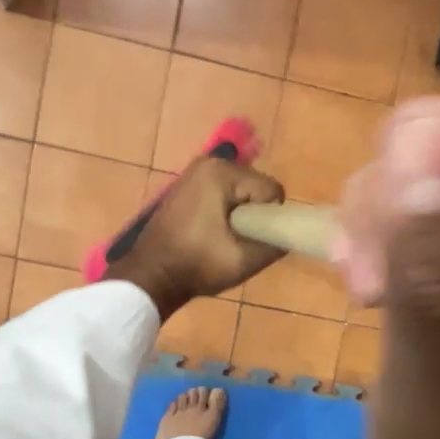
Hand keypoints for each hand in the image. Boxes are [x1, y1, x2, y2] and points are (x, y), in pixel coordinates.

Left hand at [103, 157, 286, 317]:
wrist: (153, 275)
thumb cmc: (198, 265)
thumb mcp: (246, 260)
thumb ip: (276, 245)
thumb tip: (287, 236)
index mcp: (222, 172)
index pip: (271, 190)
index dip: (270, 219)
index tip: (251, 241)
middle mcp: (209, 162)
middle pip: (255, 187)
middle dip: (254, 215)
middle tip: (237, 242)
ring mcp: (195, 172)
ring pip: (240, 192)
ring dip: (240, 215)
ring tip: (224, 239)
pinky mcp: (187, 185)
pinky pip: (222, 194)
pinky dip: (225, 212)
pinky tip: (213, 233)